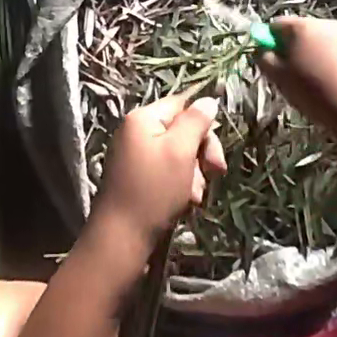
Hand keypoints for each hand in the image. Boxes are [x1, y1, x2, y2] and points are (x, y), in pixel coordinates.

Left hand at [91, 95, 226, 243]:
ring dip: (194, 175)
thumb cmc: (153, 190)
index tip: (214, 153)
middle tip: (214, 175)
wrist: (122, 237)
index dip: (204, 126)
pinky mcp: (139, 177)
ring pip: (180, 155)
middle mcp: (137, 132)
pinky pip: (168, 172)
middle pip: (183, 131)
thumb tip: (209, 99)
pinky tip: (184, 202)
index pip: (183, 105)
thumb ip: (196, 122)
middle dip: (201, 155)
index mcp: (143, 118)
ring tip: (192, 196)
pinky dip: (181, 185)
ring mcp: (137, 155)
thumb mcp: (180, 151)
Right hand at [256, 17, 336, 138]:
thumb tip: (262, 50)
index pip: (277, 25)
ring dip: (320, 57)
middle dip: (297, 49)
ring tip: (322, 85)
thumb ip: (264, 59)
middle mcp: (329, 25)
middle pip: (305, 32)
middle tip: (296, 77)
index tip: (273, 63)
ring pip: (328, 43)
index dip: (270, 42)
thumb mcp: (280, 79)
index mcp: (303, 27)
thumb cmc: (315, 93)